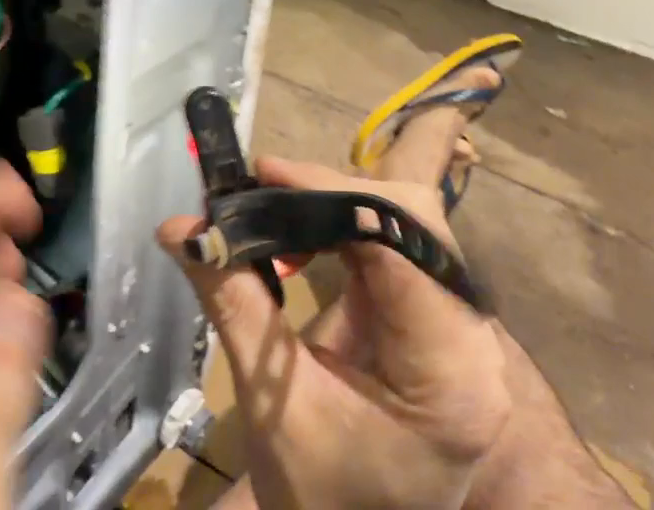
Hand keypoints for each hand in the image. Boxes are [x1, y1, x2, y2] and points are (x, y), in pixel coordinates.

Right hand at [158, 116, 511, 508]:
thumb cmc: (322, 500)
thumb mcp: (272, 406)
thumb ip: (234, 306)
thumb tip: (179, 228)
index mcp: (452, 374)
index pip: (406, 247)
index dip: (335, 197)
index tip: (264, 176)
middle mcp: (474, 341)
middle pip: (419, 223)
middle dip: (334, 195)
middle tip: (261, 190)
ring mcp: (459, 331)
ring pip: (408, 226)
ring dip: (335, 208)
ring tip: (270, 211)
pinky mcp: (432, 325)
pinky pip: (393, 252)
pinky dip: (340, 233)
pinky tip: (296, 244)